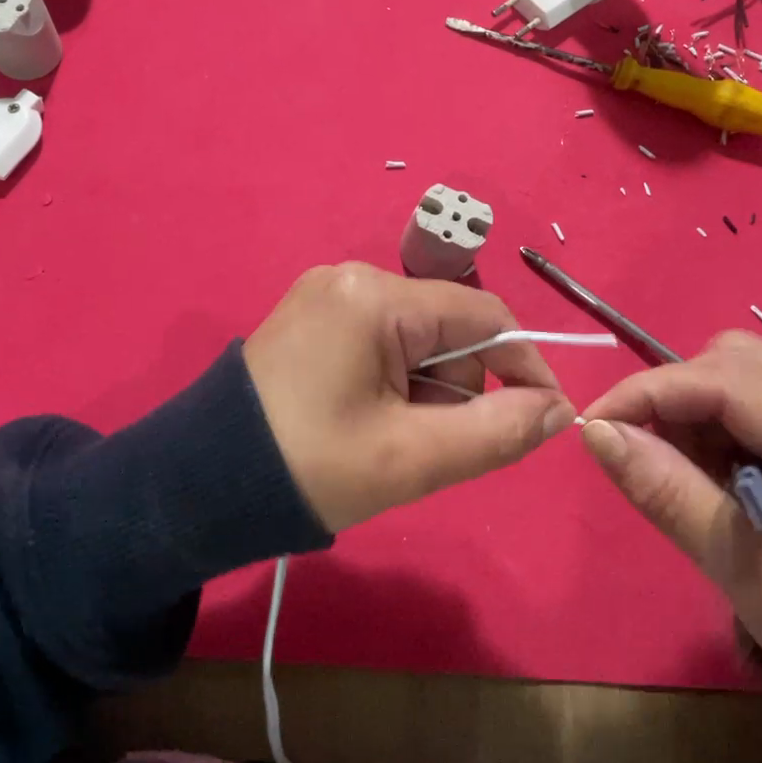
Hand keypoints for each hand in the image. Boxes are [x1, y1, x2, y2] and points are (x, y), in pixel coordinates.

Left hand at [243, 262, 574, 532]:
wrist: (204, 484)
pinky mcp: (311, 321)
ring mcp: (326, 297)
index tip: (544, 417)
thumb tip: (557, 410)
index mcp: (374, 296)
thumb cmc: (311, 466)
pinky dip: (391, 386)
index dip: (522, 364)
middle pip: (447, 329)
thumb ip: (498, 430)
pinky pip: (379, 345)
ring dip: (421, 395)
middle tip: (416, 447)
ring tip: (382, 442)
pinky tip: (364, 424)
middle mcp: (350, 278)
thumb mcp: (413, 457)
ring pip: (415, 342)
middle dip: (451, 392)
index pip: (483, 313)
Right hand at [579, 331, 761, 686]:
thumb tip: (596, 430)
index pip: (740, 387)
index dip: (657, 390)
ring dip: (698, 400)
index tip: (597, 419)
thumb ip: (669, 494)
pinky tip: (724, 457)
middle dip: (675, 396)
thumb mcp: (739, 572)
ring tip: (692, 461)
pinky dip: (724, 408)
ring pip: (752, 362)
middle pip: (744, 362)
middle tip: (646, 450)